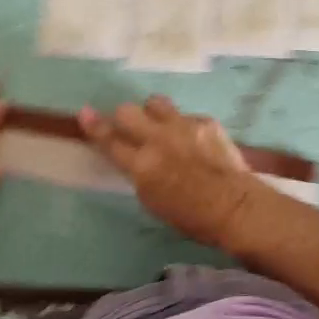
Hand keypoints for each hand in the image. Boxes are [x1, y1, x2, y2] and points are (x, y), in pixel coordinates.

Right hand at [78, 95, 262, 248]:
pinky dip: (184, 127)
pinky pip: (185, 116)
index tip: (84, 112)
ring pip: (155, 103)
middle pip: (128, 112)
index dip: (94, 126)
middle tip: (130, 127)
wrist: (235, 206)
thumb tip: (135, 158)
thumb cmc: (191, 216)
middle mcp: (158, 139)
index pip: (110, 141)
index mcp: (142, 165)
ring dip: (153, 113)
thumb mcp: (152, 200)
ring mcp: (183, 126)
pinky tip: (195, 142)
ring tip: (162, 126)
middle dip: (124, 117)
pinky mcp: (204, 121)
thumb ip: (139, 173)